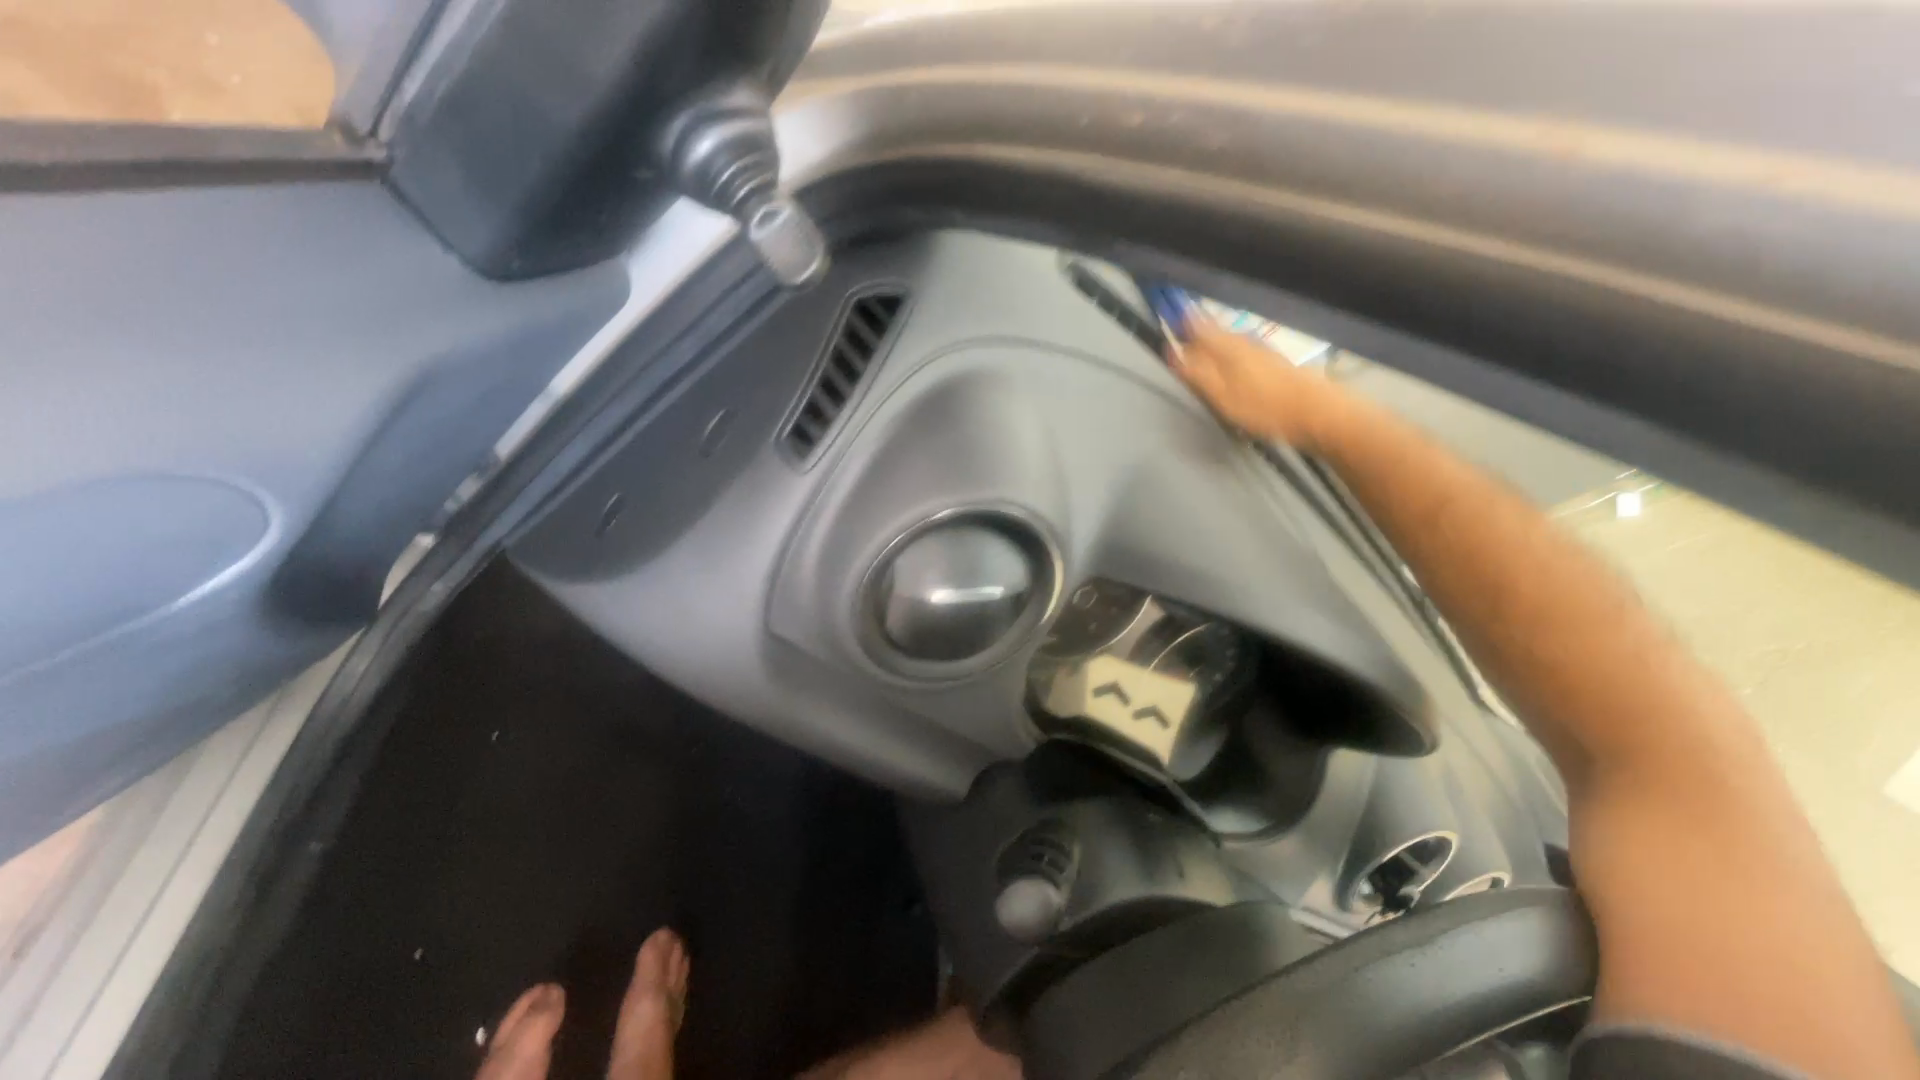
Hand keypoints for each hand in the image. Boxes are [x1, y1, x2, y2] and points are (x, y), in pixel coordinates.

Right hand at [1170, 317, 1345, 447]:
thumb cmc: (1262, 406)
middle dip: (1195, 338)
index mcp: (1225, 345)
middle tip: (1182, 352)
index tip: (1167, 327)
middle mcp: (1241, 339)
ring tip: (1203, 366)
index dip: (1179, 323)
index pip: (1195, 324)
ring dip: (1212, 350)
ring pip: (1226, 342)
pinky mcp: (1272, 360)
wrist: (1314, 410)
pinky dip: (1230, 359)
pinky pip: (1241, 353)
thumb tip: (1170, 350)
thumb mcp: (1220, 394)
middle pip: (1211, 332)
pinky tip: (1231, 375)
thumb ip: (1195, 372)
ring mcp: (1259, 348)